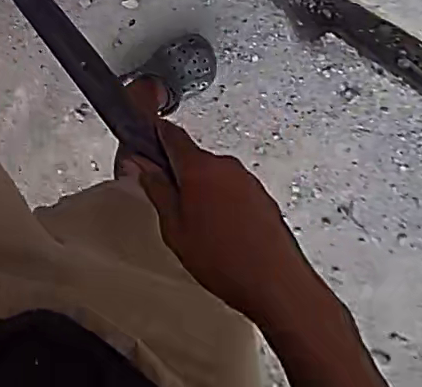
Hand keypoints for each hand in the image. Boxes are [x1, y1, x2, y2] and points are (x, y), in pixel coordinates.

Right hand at [135, 120, 324, 326]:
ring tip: (201, 225)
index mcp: (198, 166)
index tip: (146, 143)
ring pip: (215, 174)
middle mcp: (225, 165)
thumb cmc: (225, 260)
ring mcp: (248, 181)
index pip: (171, 133)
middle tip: (171, 200)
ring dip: (204, 189)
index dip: (156, 134)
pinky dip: (225, 202)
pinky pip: (235, 189)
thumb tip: (142, 165)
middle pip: (194, 156)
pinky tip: (225, 232)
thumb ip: (156, 189)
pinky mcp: (264, 198)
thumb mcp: (174, 228)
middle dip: (180, 172)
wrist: (280, 288)